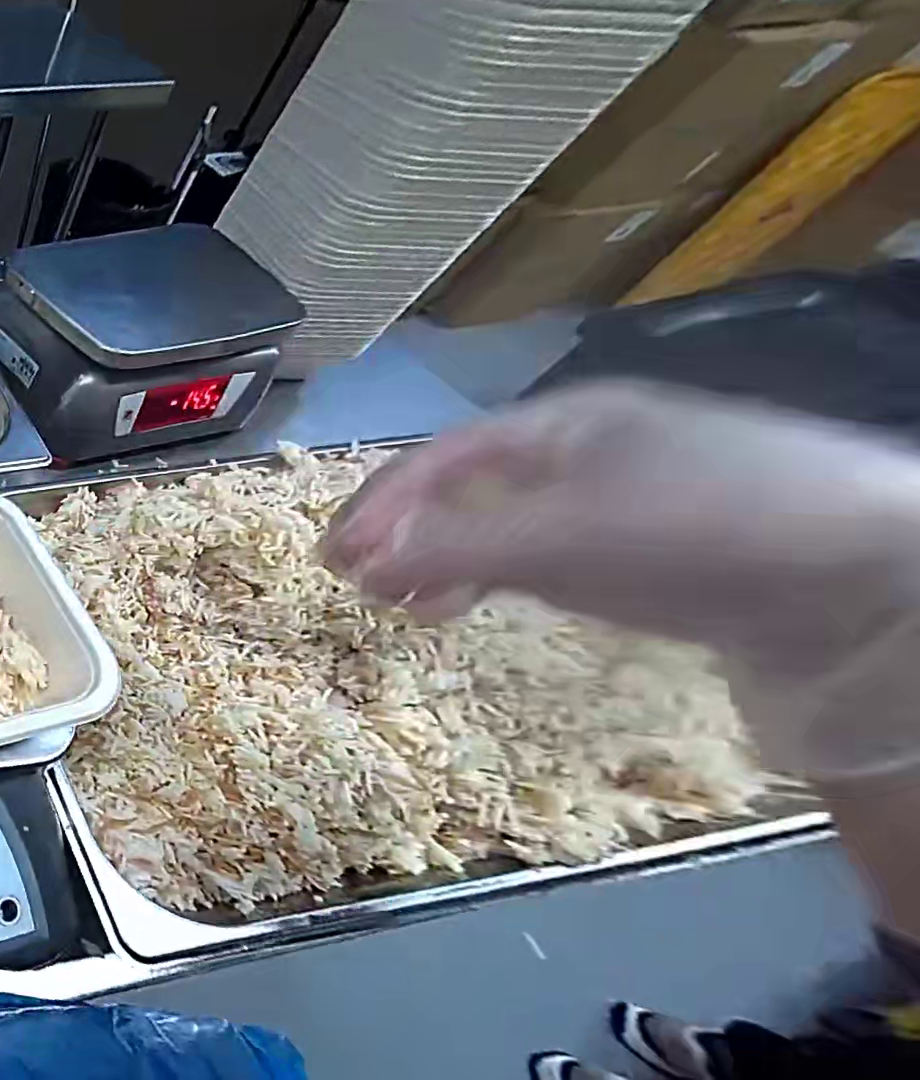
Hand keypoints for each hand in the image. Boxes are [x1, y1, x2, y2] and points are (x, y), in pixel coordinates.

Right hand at [323, 381, 919, 782]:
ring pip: (467, 528)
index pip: (435, 462)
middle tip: (341, 573)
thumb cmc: (710, 525)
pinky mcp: (596, 553)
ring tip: (384, 597)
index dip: (378, 505)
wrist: (874, 586)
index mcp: (551, 426)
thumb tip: (355, 560)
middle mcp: (554, 458)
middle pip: (443, 492)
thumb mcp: (571, 531)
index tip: (335, 554)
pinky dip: (463, 581)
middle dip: (388, 532)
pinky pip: (503, 559)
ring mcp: (575, 505)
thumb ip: (456, 543)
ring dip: (418, 561)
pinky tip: (440, 607)